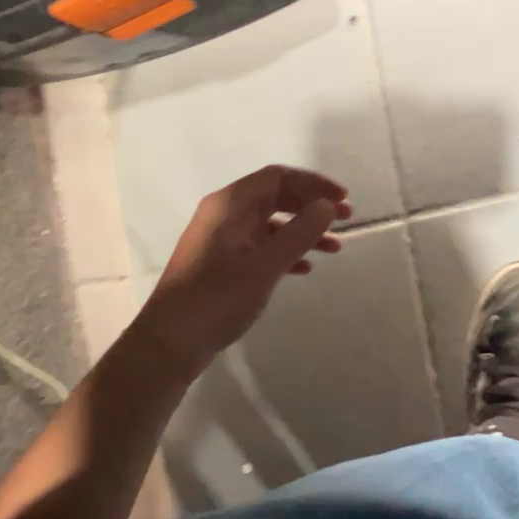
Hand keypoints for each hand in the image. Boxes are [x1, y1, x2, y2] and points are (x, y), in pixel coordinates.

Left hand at [128, 166, 351, 376]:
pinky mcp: (223, 261)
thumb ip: (299, 233)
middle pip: (276, 196)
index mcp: (230, 205)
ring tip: (335, 247)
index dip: (314, 183)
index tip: (344, 198)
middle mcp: (224, 214)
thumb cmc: (217, 299)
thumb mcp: (264, 266)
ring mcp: (223, 238)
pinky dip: (287, 250)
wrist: (171, 341)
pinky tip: (305, 267)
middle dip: (312, 204)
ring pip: (272, 222)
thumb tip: (328, 206)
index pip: (278, 177)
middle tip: (347, 218)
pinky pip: (262, 244)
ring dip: (304, 230)